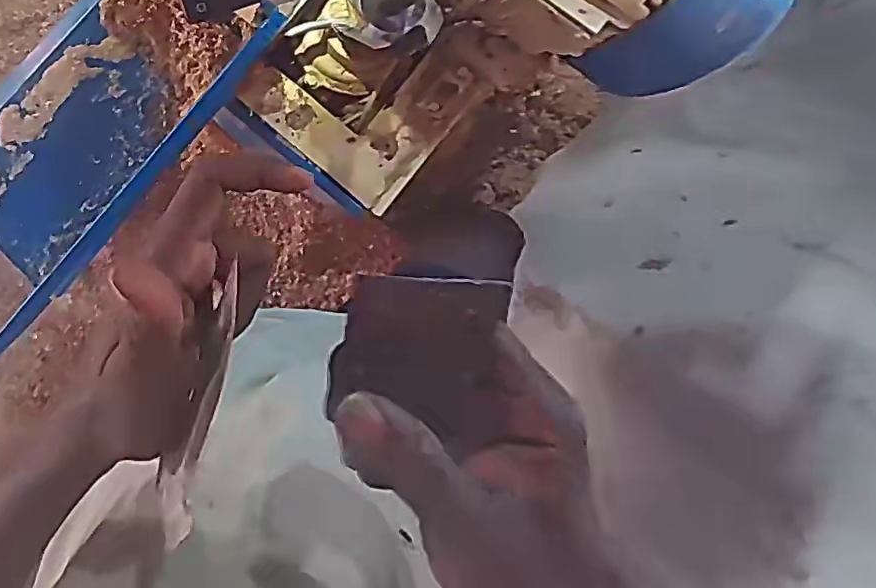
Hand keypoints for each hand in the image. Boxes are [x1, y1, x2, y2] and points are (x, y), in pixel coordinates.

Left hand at [85, 153, 310, 462]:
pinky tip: (213, 340)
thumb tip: (153, 265)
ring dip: (244, 297)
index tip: (304, 183)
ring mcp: (184, 267)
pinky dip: (241, 305)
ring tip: (210, 345)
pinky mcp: (193, 288)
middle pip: (237, 228)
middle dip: (250, 276)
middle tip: (231, 326)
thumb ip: (151, 318)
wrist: (104, 426)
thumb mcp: (141, 369)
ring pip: (243, 257)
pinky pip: (238, 281)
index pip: (209, 183)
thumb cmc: (120, 399)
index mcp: (163, 251)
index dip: (255, 170)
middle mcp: (174, 247)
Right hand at [334, 328, 616, 587]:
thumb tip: (351, 406)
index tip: (376, 313)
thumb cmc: (528, 573)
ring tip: (342, 401)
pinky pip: (415, 417)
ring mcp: (483, 431)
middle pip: (445, 353)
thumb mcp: (469, 517)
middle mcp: (508, 406)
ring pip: (424, 384)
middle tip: (345, 363)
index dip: (431, 314)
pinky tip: (355, 438)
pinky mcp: (459, 455)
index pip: (480, 330)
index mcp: (533, 404)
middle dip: (393, 356)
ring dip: (382, 389)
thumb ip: (414, 462)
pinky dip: (384, 422)